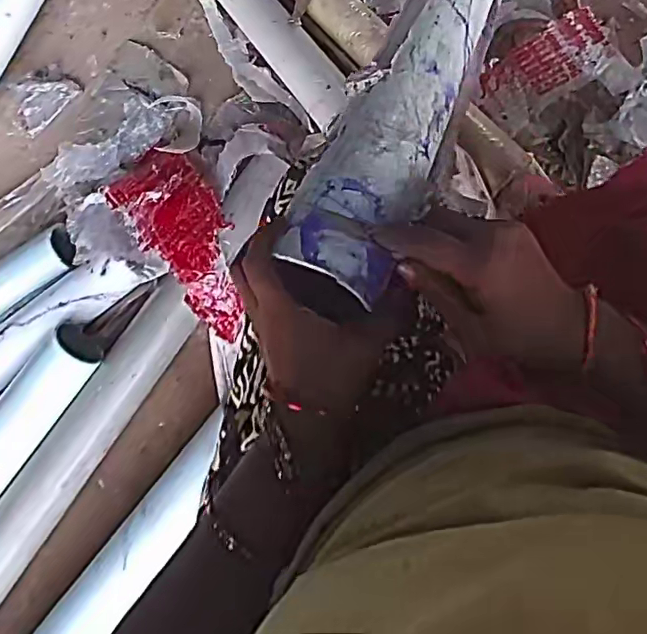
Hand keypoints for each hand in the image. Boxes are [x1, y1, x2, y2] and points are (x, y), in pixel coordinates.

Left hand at [231, 221, 410, 415]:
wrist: (309, 426)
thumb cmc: (331, 379)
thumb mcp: (366, 342)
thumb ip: (389, 310)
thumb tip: (406, 281)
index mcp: (277, 306)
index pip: (256, 260)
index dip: (265, 235)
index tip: (282, 219)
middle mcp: (261, 312)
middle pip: (240, 269)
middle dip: (253, 246)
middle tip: (277, 233)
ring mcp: (259, 327)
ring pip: (245, 286)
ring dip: (256, 266)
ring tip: (285, 253)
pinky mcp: (265, 339)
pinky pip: (255, 301)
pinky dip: (265, 286)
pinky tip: (293, 286)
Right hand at [372, 209, 585, 373]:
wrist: (575, 328)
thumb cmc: (521, 339)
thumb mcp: (472, 329)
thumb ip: (436, 292)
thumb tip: (402, 266)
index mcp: (480, 263)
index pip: (426, 240)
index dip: (395, 236)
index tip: (371, 234)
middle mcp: (491, 234)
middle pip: (437, 218)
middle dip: (413, 229)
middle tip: (392, 244)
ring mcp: (505, 226)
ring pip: (453, 218)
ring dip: (434, 230)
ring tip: (418, 250)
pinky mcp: (513, 227)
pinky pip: (471, 223)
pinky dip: (453, 233)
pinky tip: (448, 252)